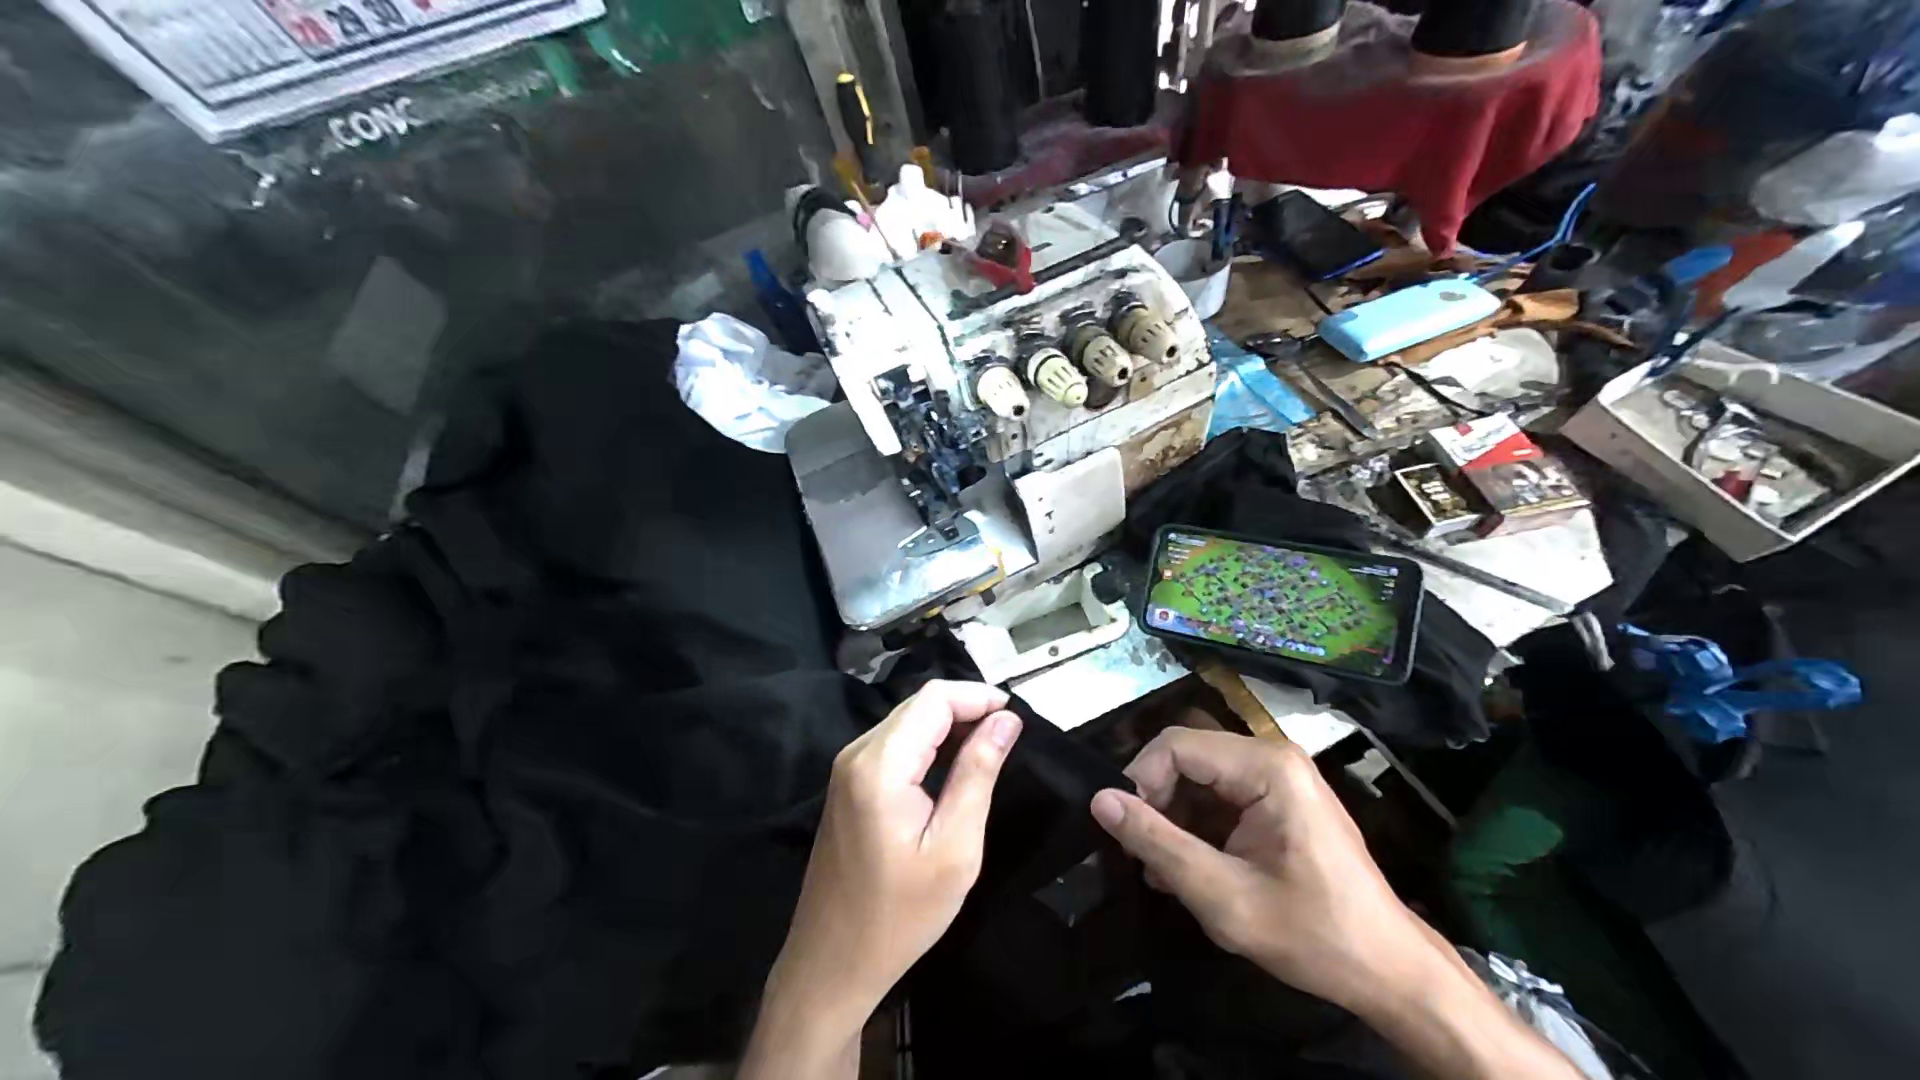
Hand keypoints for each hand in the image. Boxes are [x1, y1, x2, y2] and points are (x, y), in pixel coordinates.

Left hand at [740, 681, 1021, 1078]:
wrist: (832, 962)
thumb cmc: (901, 914)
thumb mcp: (954, 847)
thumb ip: (978, 773)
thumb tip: (1005, 720)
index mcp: (880, 764)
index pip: (934, 698)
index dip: (978, 696)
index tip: (1016, 716)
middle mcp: (857, 753)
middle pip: (918, 704)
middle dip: (966, 708)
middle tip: (1008, 735)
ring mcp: (847, 767)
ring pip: (906, 721)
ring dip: (948, 724)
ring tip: (988, 749)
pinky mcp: (848, 783)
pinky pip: (894, 743)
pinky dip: (928, 742)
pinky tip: (953, 766)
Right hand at [1089, 728, 1434, 1013]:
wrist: (1390, 972)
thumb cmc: (1313, 934)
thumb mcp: (1223, 896)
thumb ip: (1157, 843)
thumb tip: (1099, 800)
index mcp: (1267, 767)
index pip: (1176, 745)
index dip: (1140, 780)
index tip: (1126, 830)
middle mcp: (1271, 756)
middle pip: (1186, 757)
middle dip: (1156, 801)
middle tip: (1143, 853)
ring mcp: (1277, 776)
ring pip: (1197, 777)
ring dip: (1172, 817)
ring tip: (1163, 869)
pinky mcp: (1277, 797)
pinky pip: (1218, 795)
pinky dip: (1195, 826)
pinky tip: (1188, 866)